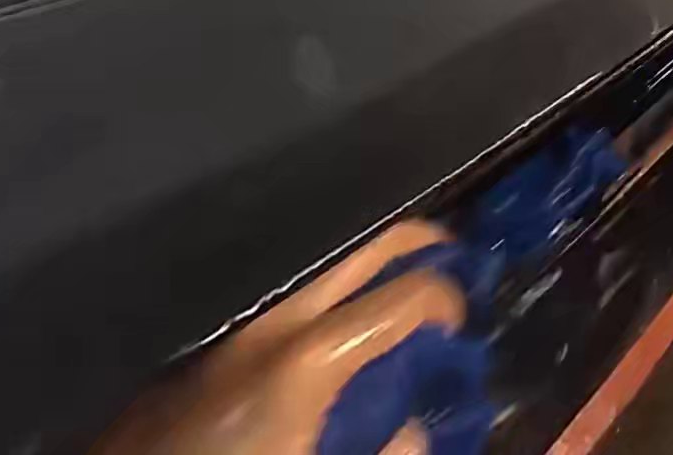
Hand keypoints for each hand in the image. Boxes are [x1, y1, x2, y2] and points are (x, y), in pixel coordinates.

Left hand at [95, 221, 466, 454]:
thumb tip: (416, 431)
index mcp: (309, 357)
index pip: (411, 295)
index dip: (449, 301)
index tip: (457, 327)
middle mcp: (281, 318)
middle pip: (377, 242)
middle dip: (426, 243)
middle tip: (452, 262)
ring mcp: (243, 320)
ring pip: (336, 256)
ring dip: (382, 259)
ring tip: (405, 281)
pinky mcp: (215, 336)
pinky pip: (299, 289)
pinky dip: (339, 285)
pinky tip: (345, 316)